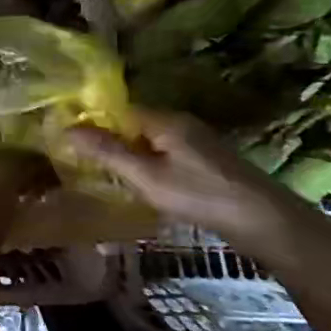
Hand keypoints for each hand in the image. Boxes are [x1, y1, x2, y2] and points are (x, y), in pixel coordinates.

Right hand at [65, 110, 315, 252]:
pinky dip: (150, 165)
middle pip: (136, 125)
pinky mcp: (207, 161)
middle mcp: (181, 123)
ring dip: (131, 155)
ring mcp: (197, 141)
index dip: (95, 123)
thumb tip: (68, 129)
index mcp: (164, 120)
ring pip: (152, 141)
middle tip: (87, 165)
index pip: (119, 110)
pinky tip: (144, 186)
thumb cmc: (199, 195)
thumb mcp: (146, 177)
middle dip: (112, 141)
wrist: (263, 220)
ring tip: (110, 177)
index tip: (73, 143)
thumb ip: (108, 152)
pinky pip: (166, 154)